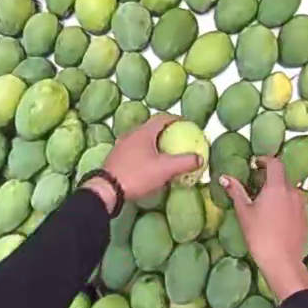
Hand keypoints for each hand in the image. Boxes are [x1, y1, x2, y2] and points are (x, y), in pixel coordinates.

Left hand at [86, 115, 201, 211]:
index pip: (161, 118)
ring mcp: (121, 146)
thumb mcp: (164, 169)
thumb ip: (184, 162)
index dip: (175, 118)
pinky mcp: (116, 157)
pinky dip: (144, 151)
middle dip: (165, 130)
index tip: (186, 122)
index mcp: (143, 133)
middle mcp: (131, 135)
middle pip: (150, 127)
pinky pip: (134, 149)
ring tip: (164, 151)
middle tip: (177, 137)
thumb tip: (200, 158)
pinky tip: (148, 163)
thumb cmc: (137, 174)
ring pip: (141, 139)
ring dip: (153, 142)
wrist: (107, 189)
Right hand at [220, 157, 307, 300]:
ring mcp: (302, 205)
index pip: (275, 163)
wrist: (283, 262)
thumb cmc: (260, 235)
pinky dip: (286, 202)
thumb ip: (236, 191)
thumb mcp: (244, 212)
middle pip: (282, 176)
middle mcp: (293, 192)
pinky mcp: (306, 218)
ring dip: (278, 190)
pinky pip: (295, 203)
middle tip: (255, 183)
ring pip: (290, 190)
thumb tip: (224, 177)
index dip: (264, 160)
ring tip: (265, 201)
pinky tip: (276, 215)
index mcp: (278, 187)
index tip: (254, 163)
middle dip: (269, 176)